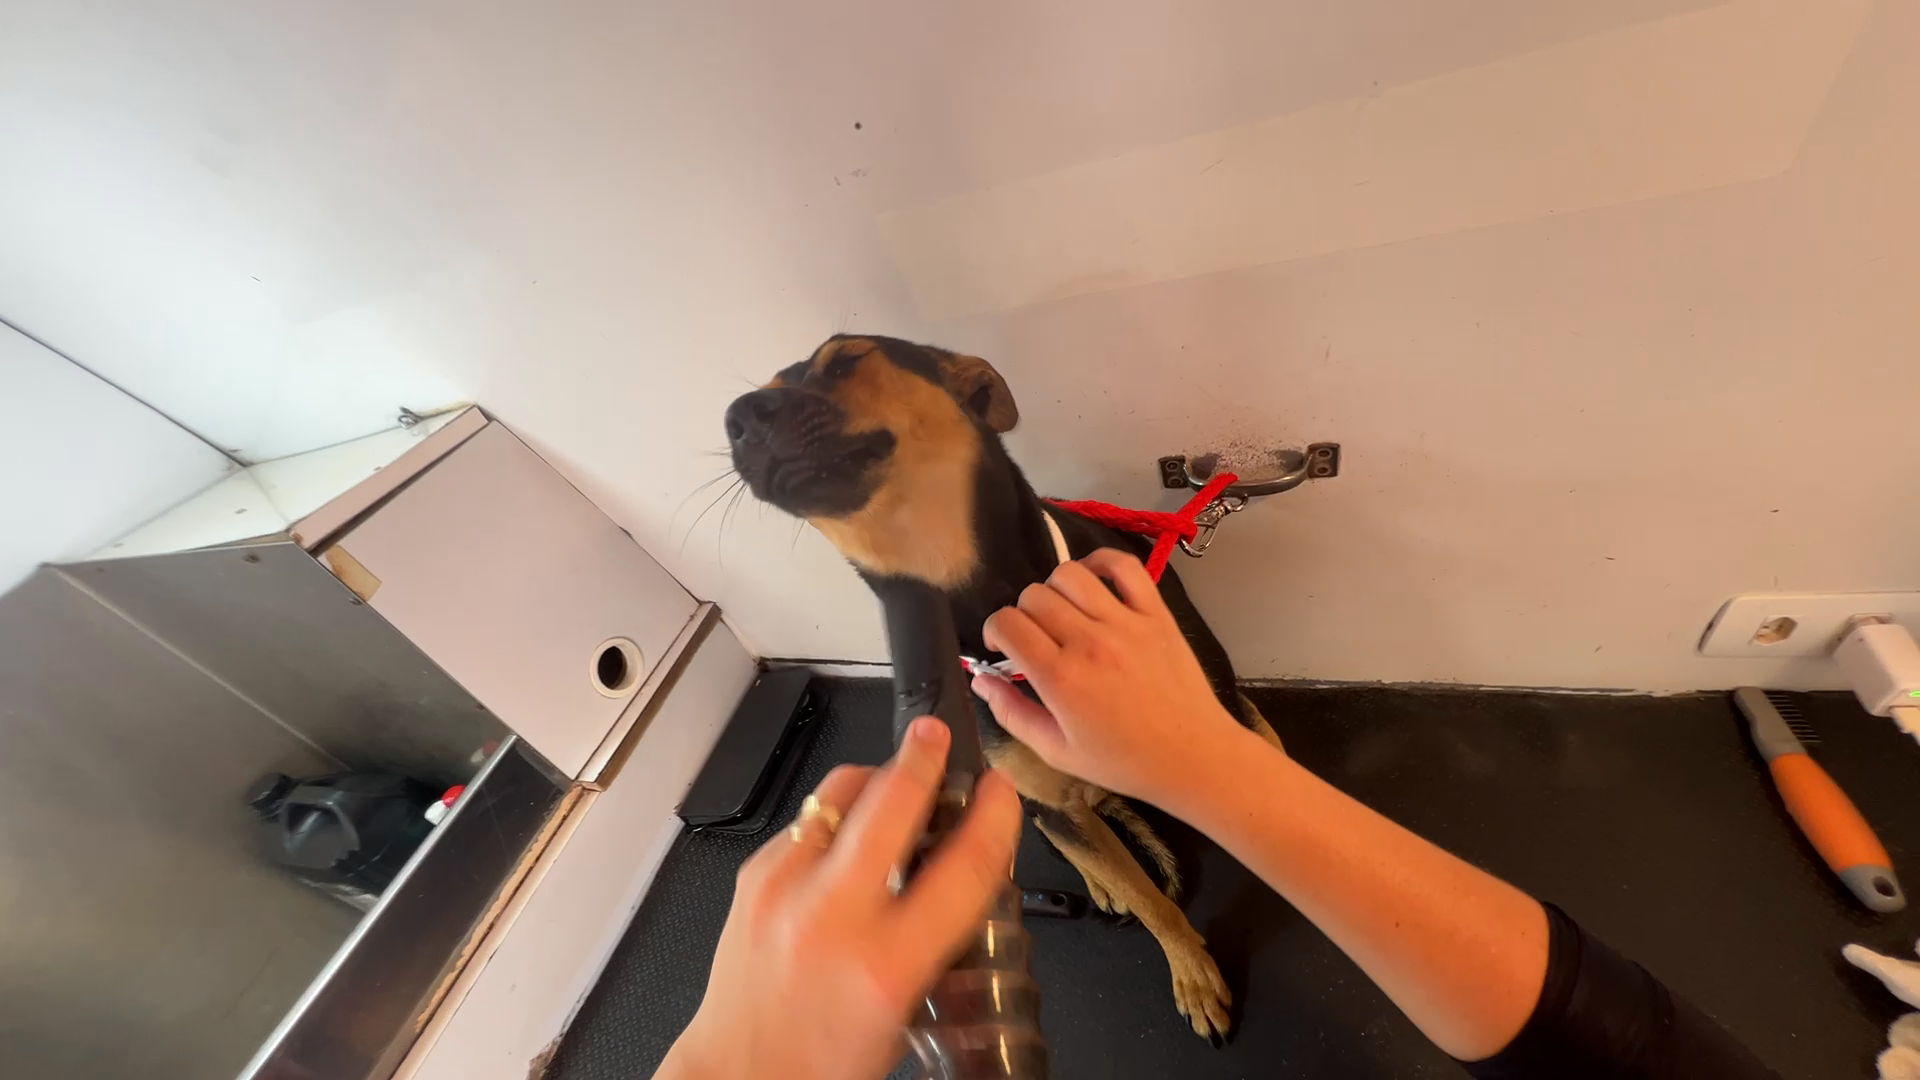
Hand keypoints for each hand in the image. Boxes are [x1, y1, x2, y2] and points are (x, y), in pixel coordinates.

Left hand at [658, 717, 1021, 1079]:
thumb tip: (959, 855)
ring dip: (875, 777)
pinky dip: (836, 814)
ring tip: (891, 784)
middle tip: (936, 733)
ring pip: (842, 790)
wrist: (737, 1076)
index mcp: (884, 965)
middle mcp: (830, 916)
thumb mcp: (905, 999)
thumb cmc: (827, 1057)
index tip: (1002, 789)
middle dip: (922, 756)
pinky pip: (809, 817)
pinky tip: (845, 838)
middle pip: (891, 801)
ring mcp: (784, 887)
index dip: (995, 817)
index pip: (964, 868)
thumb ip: (936, 927)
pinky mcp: (755, 873)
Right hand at [974, 548, 1250, 809]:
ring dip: (1055, 589)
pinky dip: (1100, 563)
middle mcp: (1089, 641)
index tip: (1004, 647)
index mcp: (1061, 678)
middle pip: (1033, 595)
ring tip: (1064, 613)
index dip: (994, 630)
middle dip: (1022, 614)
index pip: (1007, 623)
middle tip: (1036, 638)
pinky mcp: (1155, 612)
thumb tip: (979, 678)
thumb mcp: (1056, 751)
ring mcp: (1125, 622)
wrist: (1194, 756)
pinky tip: (1093, 583)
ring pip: (1069, 574)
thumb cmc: (1122, 760)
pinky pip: (1123, 566)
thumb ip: (1011, 713)